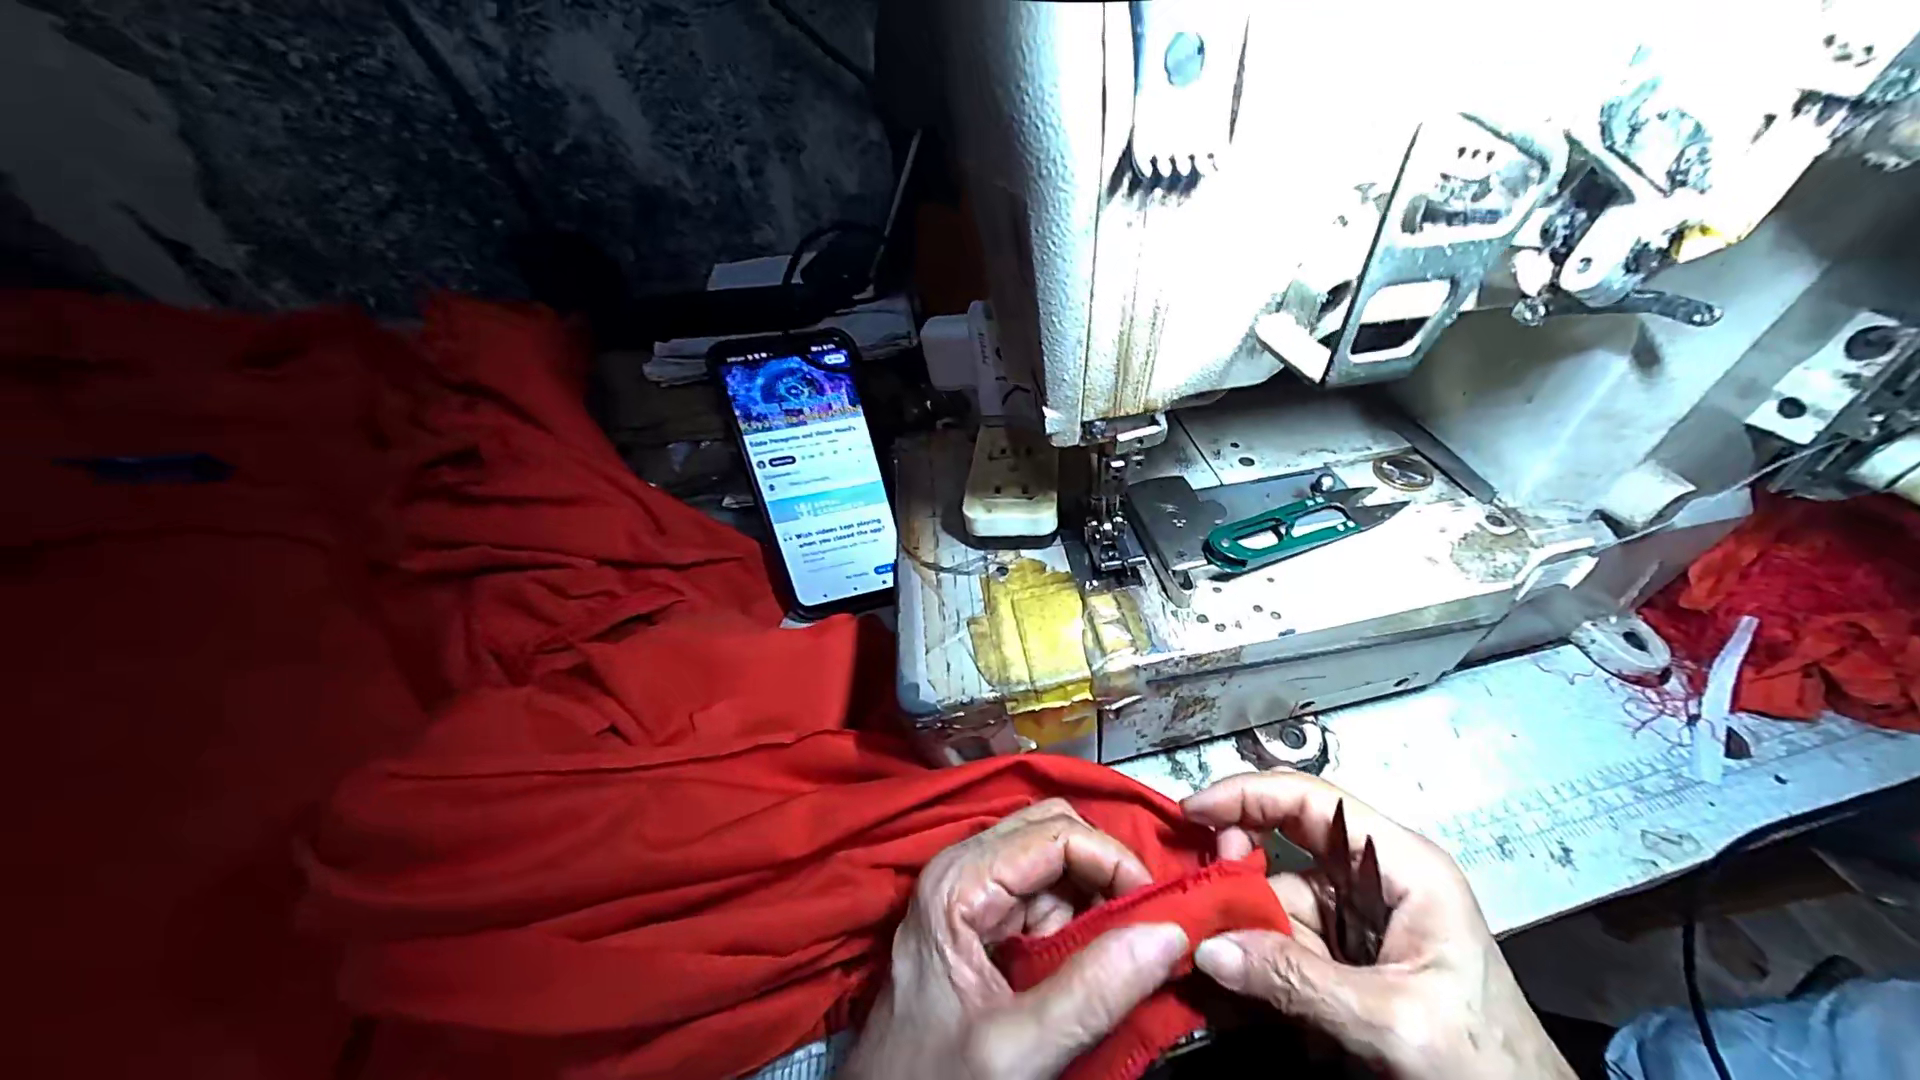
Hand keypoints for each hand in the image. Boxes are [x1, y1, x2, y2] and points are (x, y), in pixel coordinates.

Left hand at [841, 799, 1188, 1079]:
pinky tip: (1084, 965)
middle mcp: (965, 868)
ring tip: (1115, 957)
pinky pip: (1046, 897)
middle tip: (1141, 926)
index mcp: (960, 880)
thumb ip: (1090, 992)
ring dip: (1095, 900)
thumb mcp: (1014, 1049)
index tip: (1155, 910)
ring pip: (1055, 862)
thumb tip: (1166, 933)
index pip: (1054, 832)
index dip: (1112, 860)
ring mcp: (974, 892)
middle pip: (1054, 831)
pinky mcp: (985, 919)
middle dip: (1105, 872)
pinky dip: (1078, 921)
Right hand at [1182, 771, 1573, 1079]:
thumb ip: (1297, 982)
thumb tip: (1207, 949)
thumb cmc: (1489, 1065)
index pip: (1309, 799)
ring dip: (1248, 928)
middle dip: (1242, 870)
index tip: (1192, 811)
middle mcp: (1373, 873)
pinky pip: (1284, 933)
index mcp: (1400, 863)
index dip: (1245, 795)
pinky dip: (1260, 955)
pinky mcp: (1346, 947)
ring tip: (1224, 967)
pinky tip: (1249, 984)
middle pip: (1284, 841)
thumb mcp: (1392, 1023)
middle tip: (1204, 901)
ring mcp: (1357, 911)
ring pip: (1276, 895)